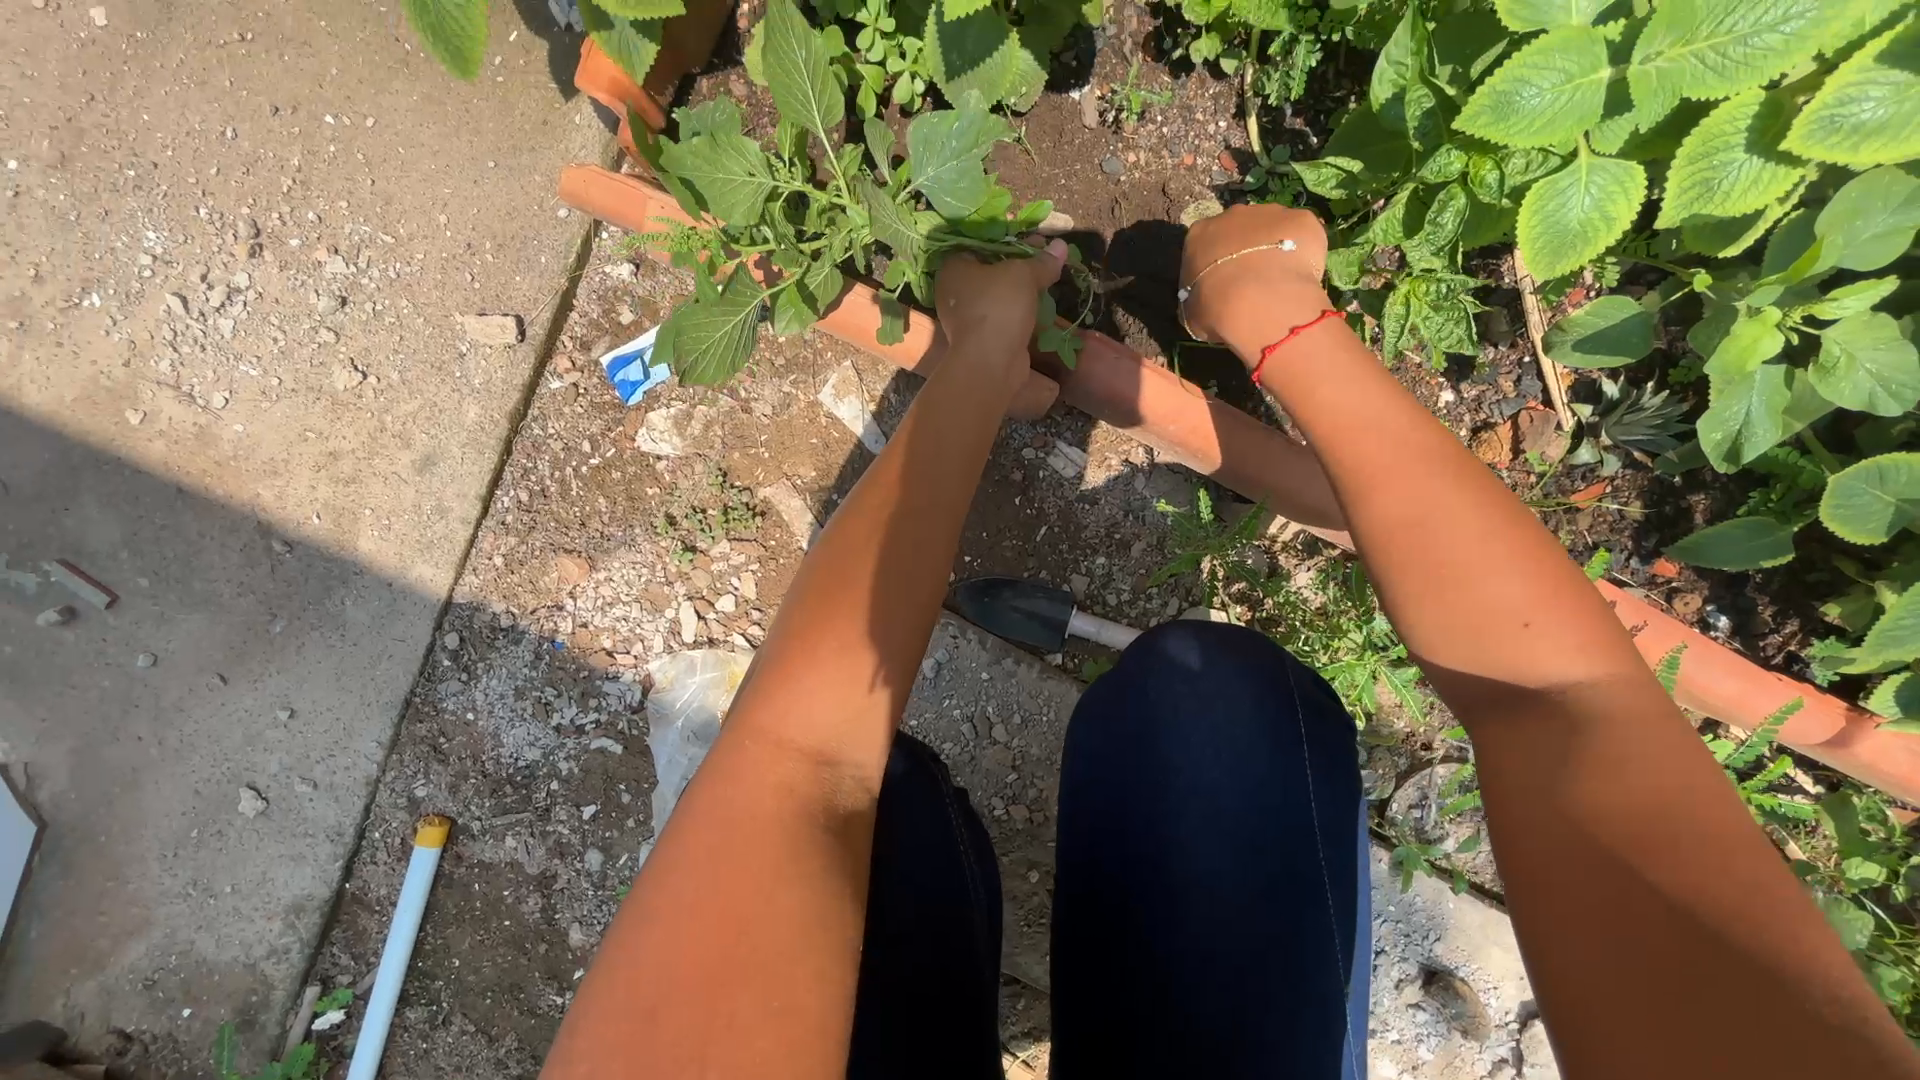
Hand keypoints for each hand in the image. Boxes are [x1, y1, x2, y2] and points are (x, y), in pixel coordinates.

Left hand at [934, 239, 1067, 391]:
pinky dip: (1021, 308)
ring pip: (999, 293)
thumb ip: (1042, 261)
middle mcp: (955, 291)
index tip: (1033, 235)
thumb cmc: (998, 307)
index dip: (1008, 235)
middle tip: (1046, 254)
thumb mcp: (1023, 275)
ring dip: (1022, 286)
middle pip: (991, 267)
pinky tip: (1042, 301)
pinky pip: (1004, 314)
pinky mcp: (983, 336)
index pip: (980, 242)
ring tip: (1049, 274)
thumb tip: (1061, 246)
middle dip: (1020, 261)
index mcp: (953, 268)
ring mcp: (968, 316)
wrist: (991, 363)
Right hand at [1181, 204, 1333, 363]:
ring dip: (1274, 245)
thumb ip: (1197, 298)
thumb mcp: (1192, 311)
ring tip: (1279, 279)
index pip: (1204, 243)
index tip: (1219, 281)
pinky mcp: (1302, 218)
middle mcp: (1232, 214)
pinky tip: (1302, 273)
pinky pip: (1302, 233)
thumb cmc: (1215, 309)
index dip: (1212, 262)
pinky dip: (1303, 248)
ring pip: (1272, 226)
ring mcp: (1270, 212)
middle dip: (1244, 248)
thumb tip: (1204, 301)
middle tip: (1252, 279)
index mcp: (1199, 234)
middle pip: (1239, 228)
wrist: (1258, 301)